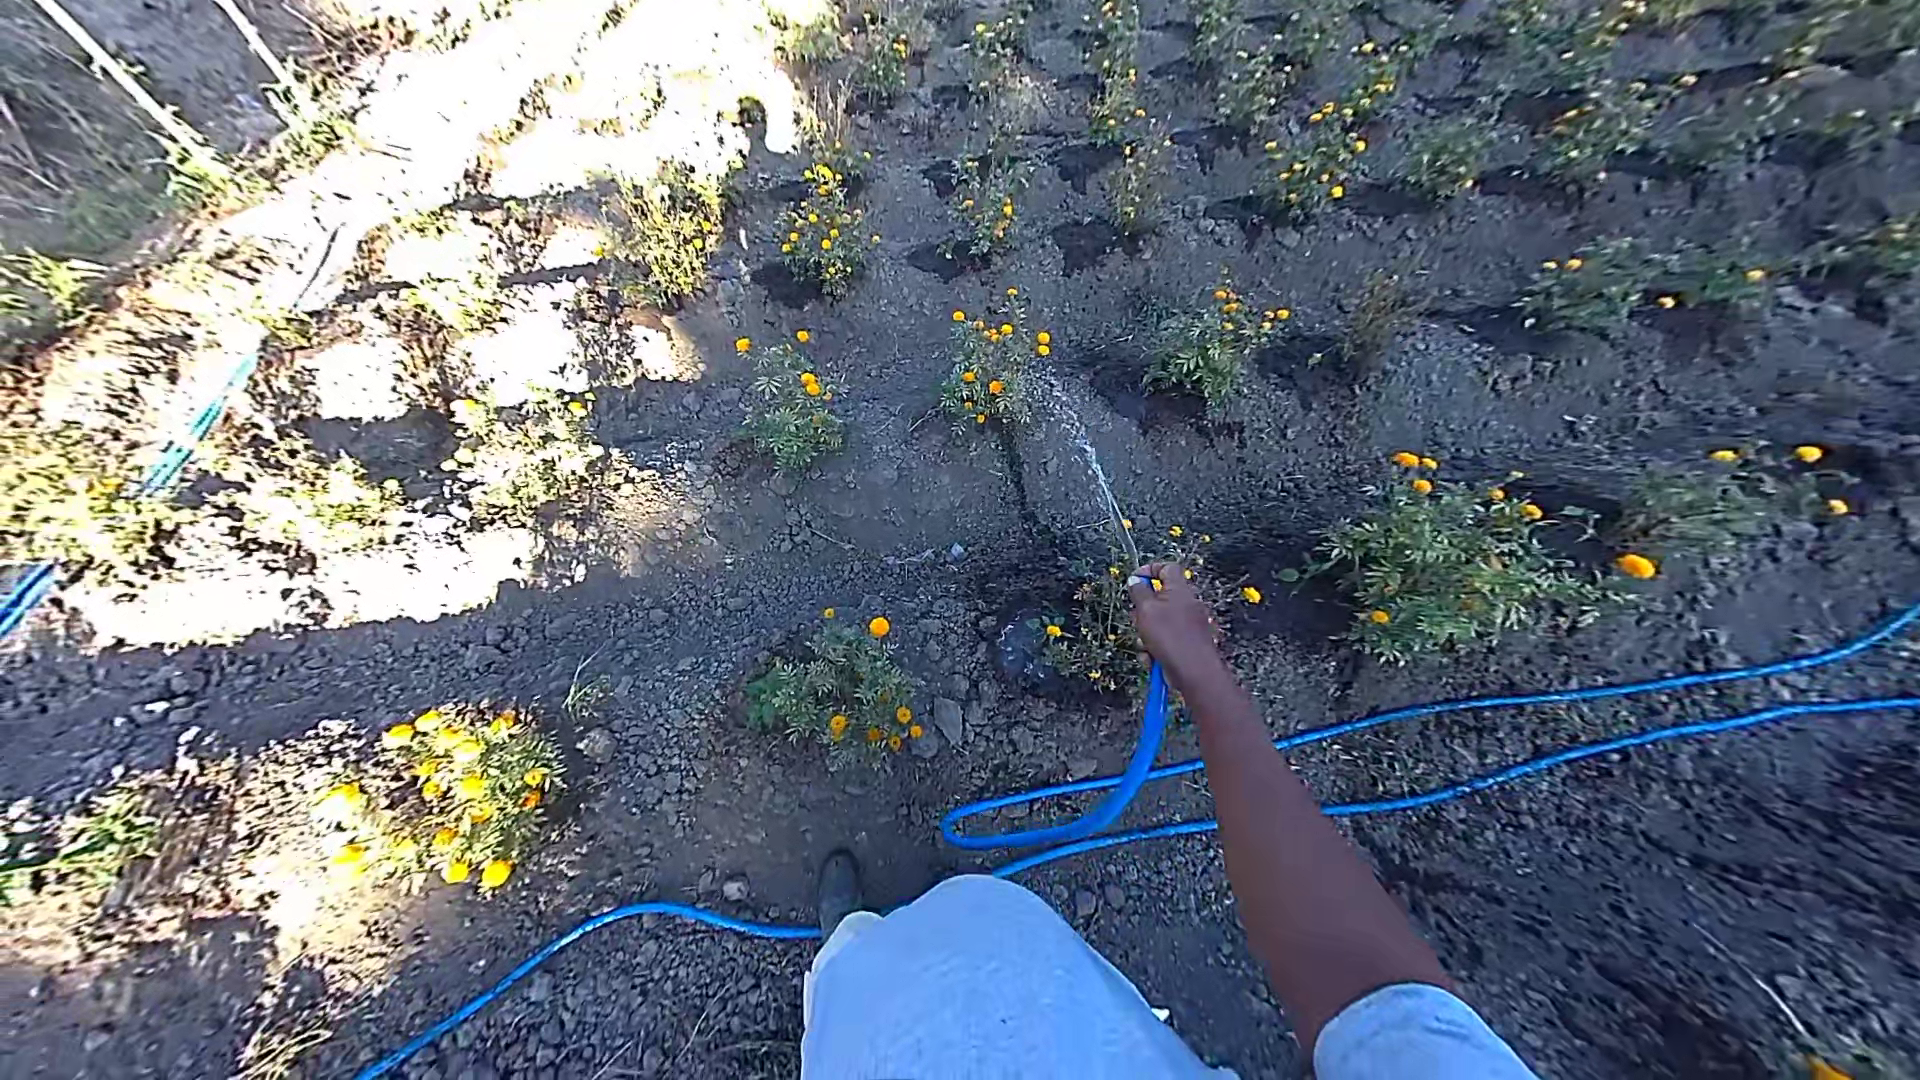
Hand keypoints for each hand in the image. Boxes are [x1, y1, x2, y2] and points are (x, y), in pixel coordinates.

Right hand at [1127, 562, 1224, 689]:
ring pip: (1157, 622)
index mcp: (1179, 590)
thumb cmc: (1170, 637)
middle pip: (1158, 598)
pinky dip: (1154, 648)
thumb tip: (1135, 580)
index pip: (1167, 567)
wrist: (1193, 672)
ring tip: (1146, 644)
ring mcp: (1187, 624)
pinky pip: (1163, 639)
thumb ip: (1138, 592)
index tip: (1134, 581)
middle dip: (1142, 611)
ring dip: (1145, 634)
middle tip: (1137, 619)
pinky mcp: (1185, 643)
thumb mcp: (1146, 609)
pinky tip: (1152, 658)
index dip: (1149, 570)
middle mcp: (1186, 604)